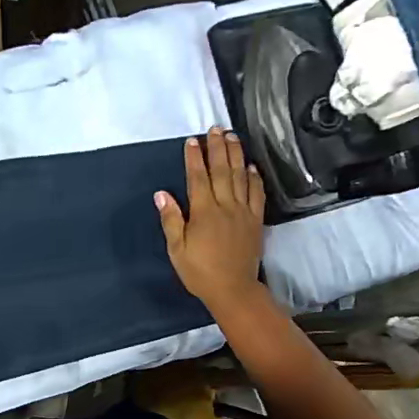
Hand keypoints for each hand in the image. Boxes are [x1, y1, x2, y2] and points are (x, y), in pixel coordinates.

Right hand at [155, 127, 269, 314]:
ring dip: (236, 155)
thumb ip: (171, 220)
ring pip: (240, 177)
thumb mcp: (177, 249)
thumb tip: (162, 194)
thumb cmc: (199, 272)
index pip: (198, 178)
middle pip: (221, 171)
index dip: (194, 158)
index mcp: (203, 212)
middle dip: (217, 148)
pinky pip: (256, 194)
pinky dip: (254, 178)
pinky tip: (251, 166)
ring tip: (232, 137)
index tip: (192, 141)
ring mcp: (243, 212)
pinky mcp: (255, 220)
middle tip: (215, 128)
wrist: (233, 289)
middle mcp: (225, 206)